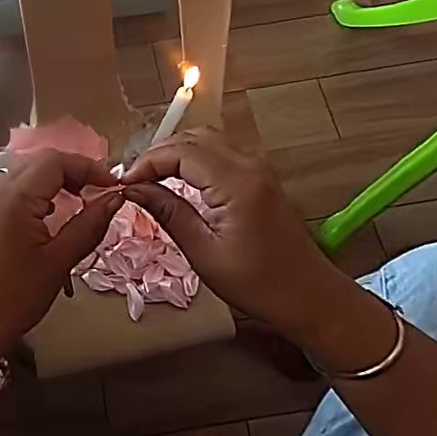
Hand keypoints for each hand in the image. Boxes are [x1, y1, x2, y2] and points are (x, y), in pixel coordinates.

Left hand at [0, 150, 124, 360]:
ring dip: (52, 183)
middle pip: (38, 163)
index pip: (56, 160)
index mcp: (13, 196)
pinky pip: (7, 191)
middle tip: (98, 194)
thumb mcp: (58, 263)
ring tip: (78, 204)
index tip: (112, 185)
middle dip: (72, 172)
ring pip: (22, 175)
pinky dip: (32, 195)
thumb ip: (89, 225)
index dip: (88, 167)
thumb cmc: (12, 299)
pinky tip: (46, 217)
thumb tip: (114, 198)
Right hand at [119, 130, 348, 339]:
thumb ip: (169, 213)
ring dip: (173, 154)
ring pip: (204, 140)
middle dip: (157, 155)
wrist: (311, 296)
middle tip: (133, 182)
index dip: (147, 163)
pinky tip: (176, 180)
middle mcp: (248, 164)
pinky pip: (218, 152)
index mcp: (236, 183)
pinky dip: (191, 159)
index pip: (180, 152)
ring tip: (149, 180)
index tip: (125, 185)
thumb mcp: (204, 253)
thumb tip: (133, 189)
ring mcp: (257, 167)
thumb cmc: (258, 284)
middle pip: (191, 139)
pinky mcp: (259, 175)